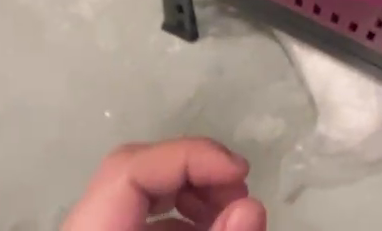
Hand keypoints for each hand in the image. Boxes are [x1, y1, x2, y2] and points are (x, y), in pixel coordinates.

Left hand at [62, 137, 266, 230]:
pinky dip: (179, 222)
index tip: (240, 173)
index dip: (189, 158)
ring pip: (136, 197)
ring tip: (231, 214)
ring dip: (191, 195)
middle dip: (194, 172)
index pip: (129, 170)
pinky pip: (135, 223)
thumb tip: (253, 205)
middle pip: (134, 173)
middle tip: (239, 192)